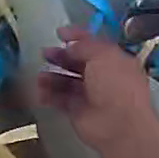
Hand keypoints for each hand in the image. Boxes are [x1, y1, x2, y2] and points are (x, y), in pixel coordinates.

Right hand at [37, 26, 158, 152]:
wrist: (118, 124)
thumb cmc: (116, 86)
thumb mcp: (103, 56)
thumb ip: (85, 47)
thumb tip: (70, 46)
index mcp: (114, 60)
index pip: (94, 44)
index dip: (77, 36)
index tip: (59, 33)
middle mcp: (102, 76)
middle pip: (78, 63)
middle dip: (61, 57)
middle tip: (45, 53)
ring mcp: (90, 95)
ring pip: (67, 82)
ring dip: (53, 77)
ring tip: (40, 76)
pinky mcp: (78, 111)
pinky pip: (60, 100)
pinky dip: (50, 96)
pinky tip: (40, 93)